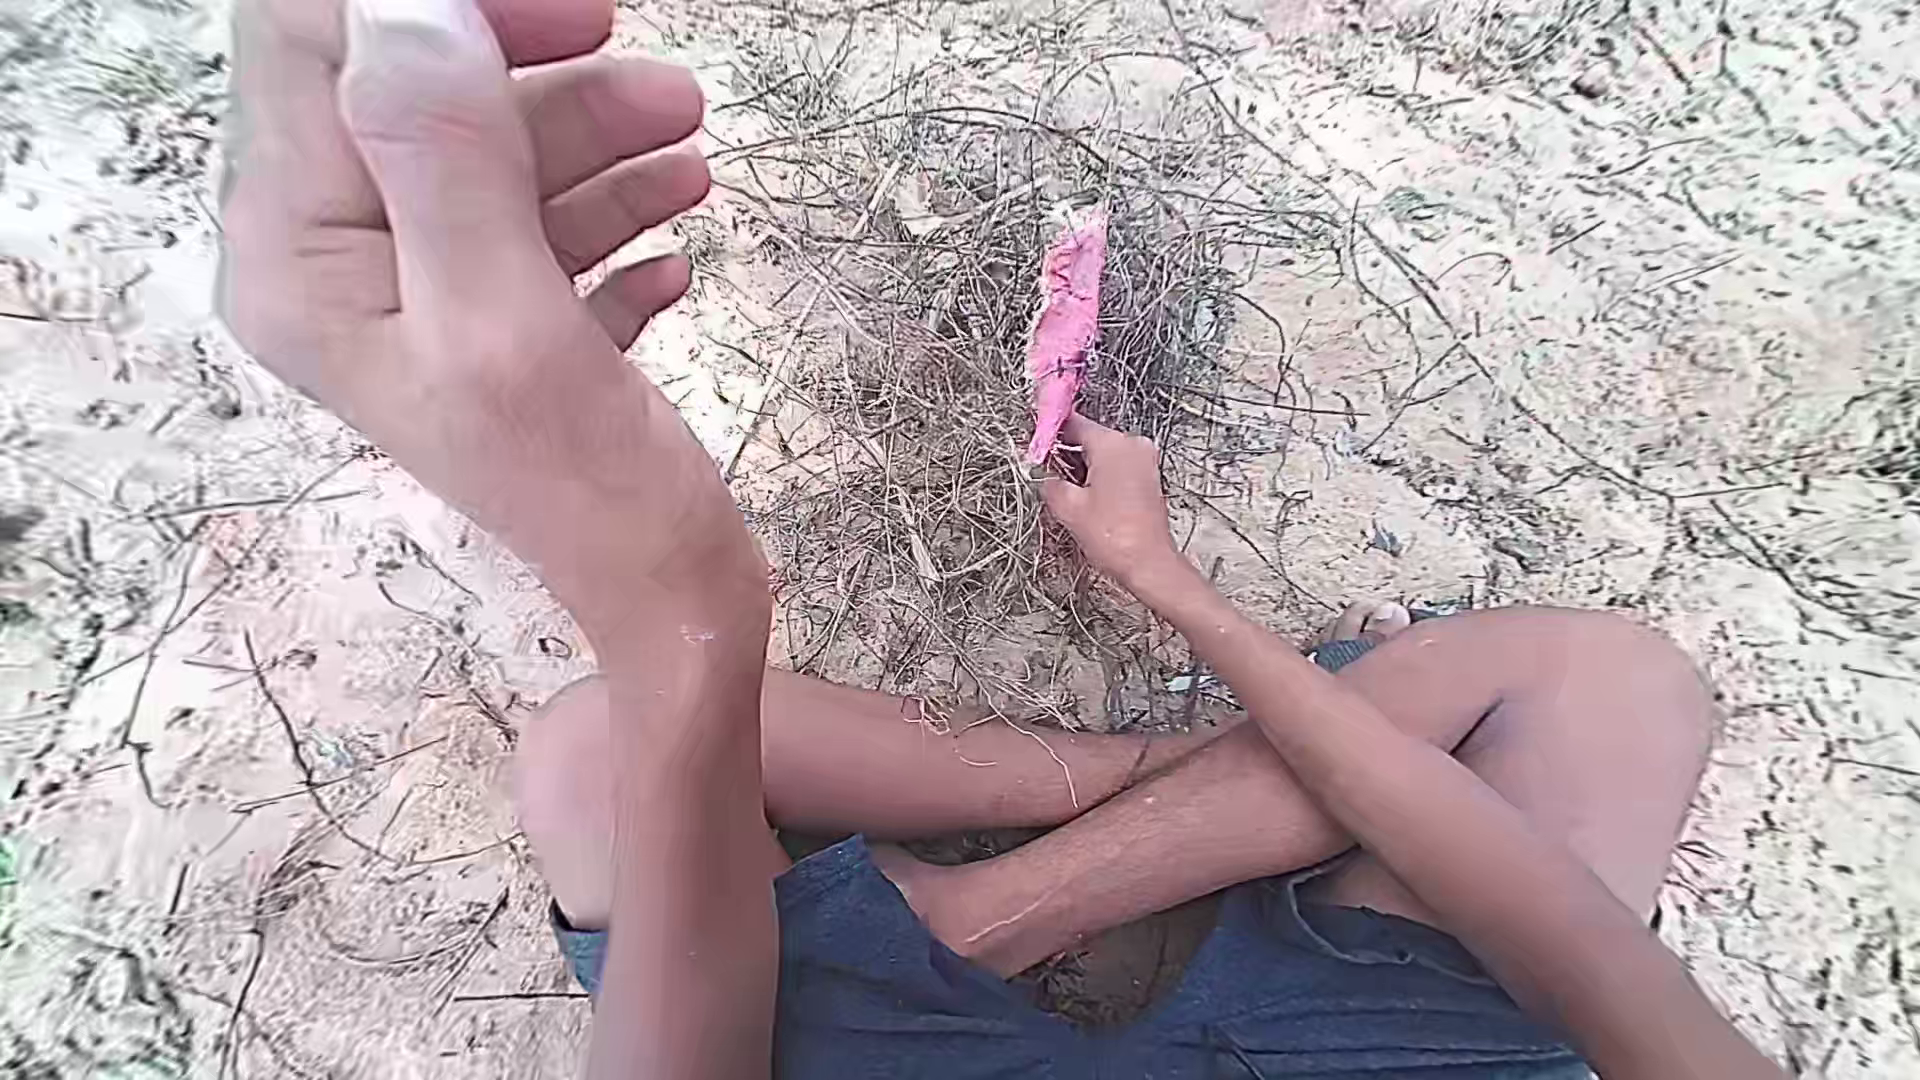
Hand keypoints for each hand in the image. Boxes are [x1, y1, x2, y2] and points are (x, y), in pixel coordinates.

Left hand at [220, 0, 763, 642]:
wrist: (676, 598)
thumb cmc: (599, 493)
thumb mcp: (513, 331)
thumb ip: (448, 166)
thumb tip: (419, 6)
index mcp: (314, 274)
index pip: (331, 67)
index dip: (443, 12)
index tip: (576, 7)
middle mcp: (377, 288)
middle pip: (447, 127)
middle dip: (555, 89)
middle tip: (671, 87)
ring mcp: (471, 324)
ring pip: (526, 197)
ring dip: (612, 164)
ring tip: (696, 152)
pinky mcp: (550, 358)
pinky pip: (577, 269)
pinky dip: (627, 250)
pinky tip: (679, 259)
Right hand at [1040, 413, 1183, 586]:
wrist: (1148, 564)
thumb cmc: (1113, 536)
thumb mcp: (1067, 506)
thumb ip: (1048, 480)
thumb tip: (1040, 472)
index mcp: (1112, 444)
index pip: (1074, 423)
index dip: (1050, 431)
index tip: (1034, 440)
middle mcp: (1133, 446)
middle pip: (1090, 438)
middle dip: (1065, 453)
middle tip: (1043, 471)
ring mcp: (1144, 462)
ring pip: (1103, 454)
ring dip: (1082, 467)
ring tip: (1064, 491)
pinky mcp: (1148, 479)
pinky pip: (1117, 468)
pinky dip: (1099, 477)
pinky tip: (1085, 498)